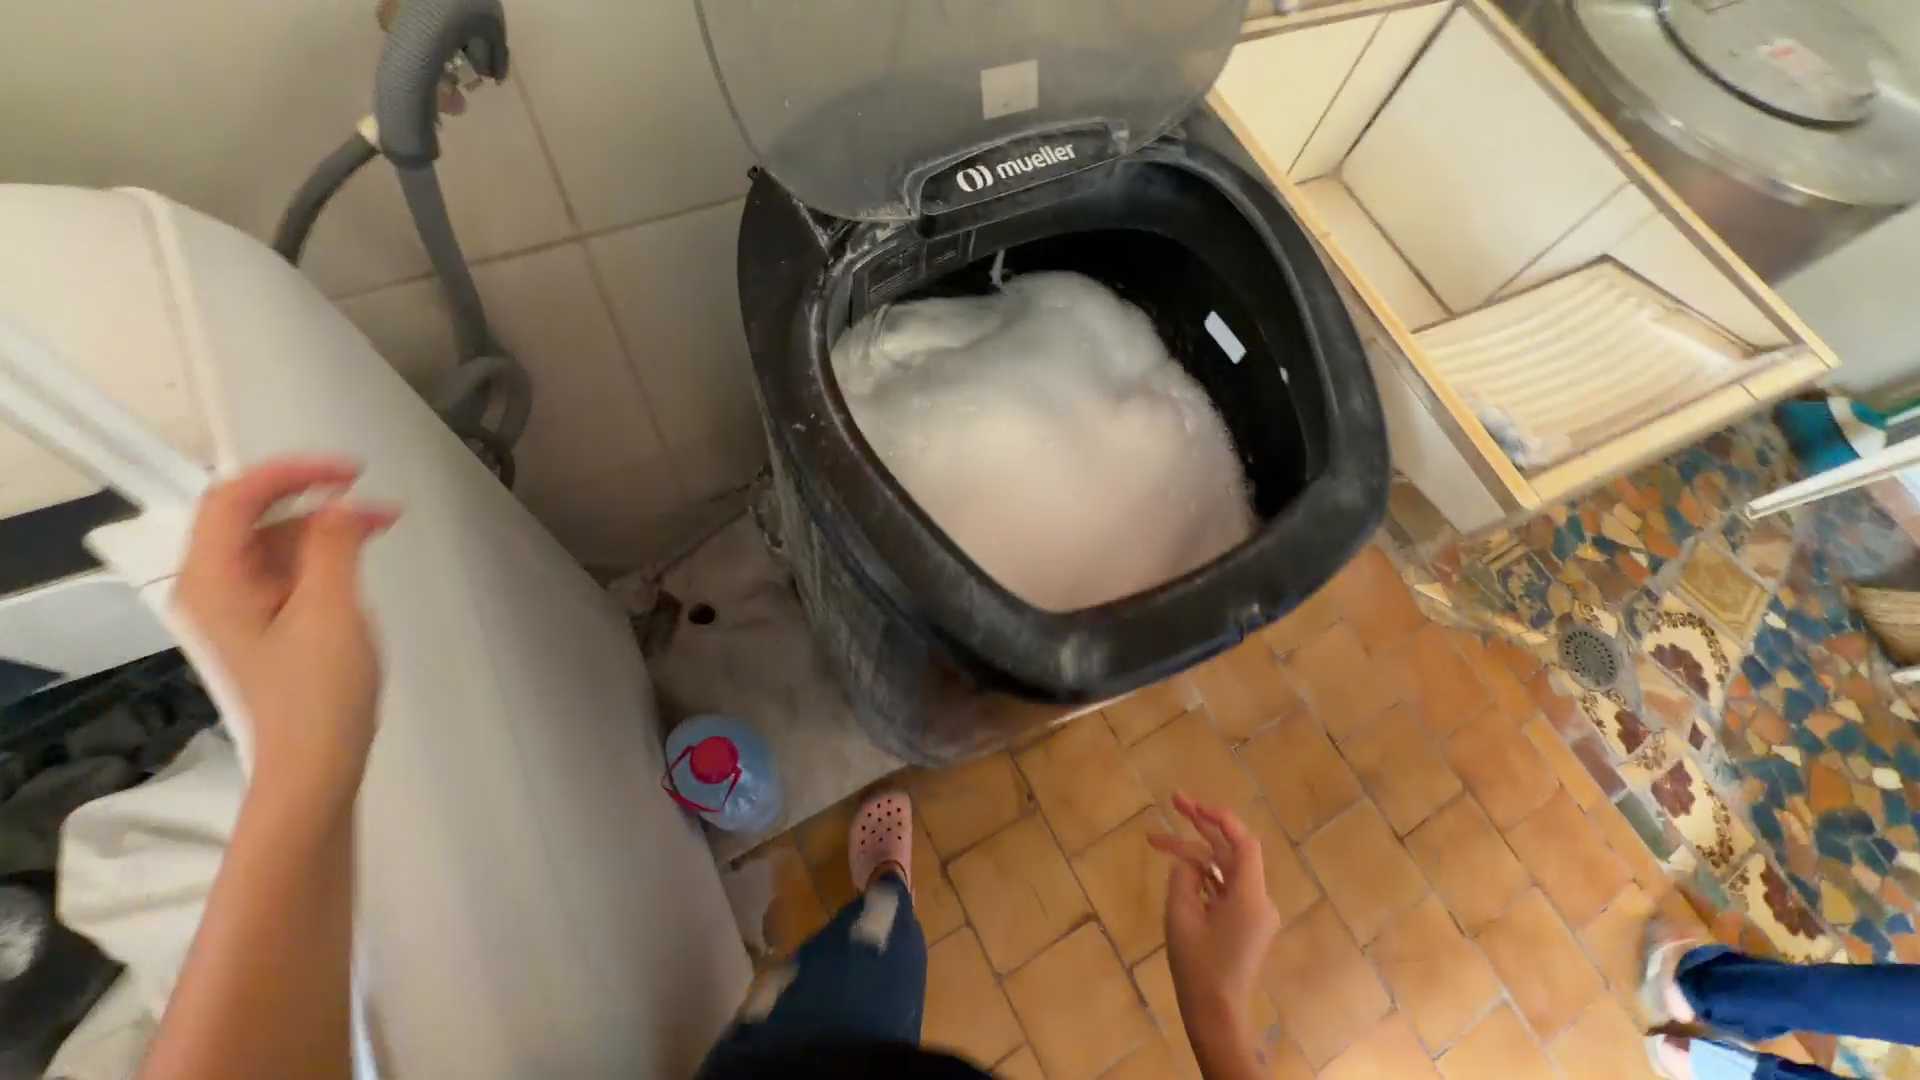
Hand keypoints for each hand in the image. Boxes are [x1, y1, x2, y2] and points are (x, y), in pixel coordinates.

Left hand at [172, 458, 398, 803]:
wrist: (317, 758)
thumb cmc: (321, 691)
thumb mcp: (331, 611)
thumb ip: (332, 547)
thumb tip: (342, 502)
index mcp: (215, 580)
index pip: (233, 499)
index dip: (288, 472)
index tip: (350, 471)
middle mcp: (217, 586)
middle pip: (250, 515)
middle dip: (310, 496)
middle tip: (369, 494)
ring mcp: (242, 604)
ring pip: (274, 539)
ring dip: (325, 523)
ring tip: (382, 523)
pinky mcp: (269, 619)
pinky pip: (289, 566)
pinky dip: (326, 550)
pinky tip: (362, 551)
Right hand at [1149, 796, 1281, 1041]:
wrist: (1215, 1015)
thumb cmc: (1197, 967)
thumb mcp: (1181, 916)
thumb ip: (1184, 878)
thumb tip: (1188, 862)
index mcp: (1249, 897)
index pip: (1244, 844)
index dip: (1221, 819)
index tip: (1194, 805)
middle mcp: (1258, 900)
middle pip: (1232, 851)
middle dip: (1202, 825)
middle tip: (1174, 801)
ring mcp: (1253, 912)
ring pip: (1224, 868)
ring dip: (1194, 852)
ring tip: (1155, 841)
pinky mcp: (1244, 923)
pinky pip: (1224, 888)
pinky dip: (1202, 875)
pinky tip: (1176, 869)